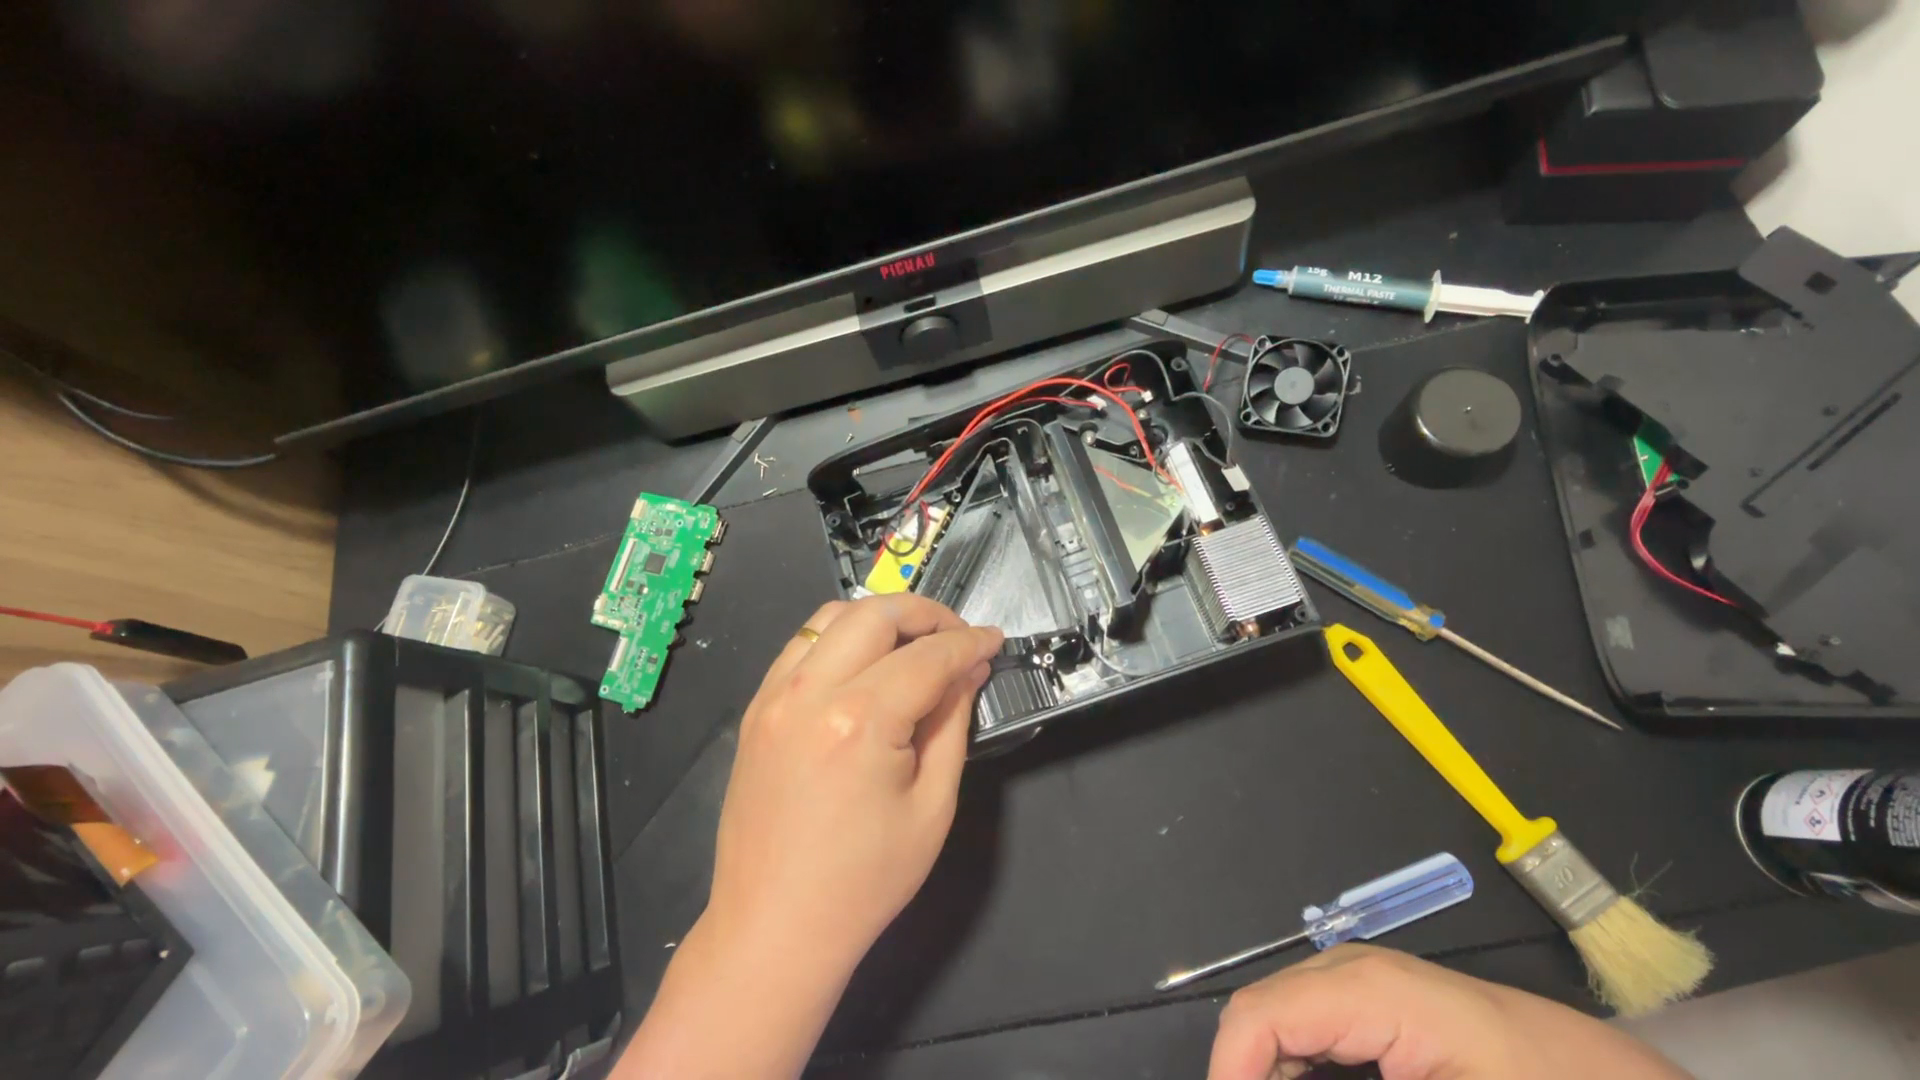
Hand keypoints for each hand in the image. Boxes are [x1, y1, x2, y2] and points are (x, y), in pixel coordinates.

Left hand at [706, 593, 1002, 965]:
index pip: (928, 656)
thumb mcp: (932, 806)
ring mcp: (774, 697)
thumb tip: (968, 670)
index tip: (994, 639)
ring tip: (913, 643)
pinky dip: (838, 638)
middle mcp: (810, 692)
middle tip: (957, 636)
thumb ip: (951, 724)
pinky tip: (863, 665)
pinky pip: (800, 647)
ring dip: (879, 617)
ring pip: (830, 618)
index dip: (969, 642)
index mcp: (861, 720)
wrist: (774, 926)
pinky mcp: (755, 711)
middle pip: (874, 614)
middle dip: (925, 614)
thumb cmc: (865, 880)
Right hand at [1208, 946, 1690, 1079]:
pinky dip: (1302, 1068)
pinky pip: (1316, 1031)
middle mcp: (1356, 971)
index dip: (1230, 1072)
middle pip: (1262, 1018)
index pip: (1257, 1016)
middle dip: (1251, 1071)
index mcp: (1369, 989)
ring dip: (1276, 1070)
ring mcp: (1370, 984)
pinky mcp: (1386, 1007)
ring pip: (1283, 1025)